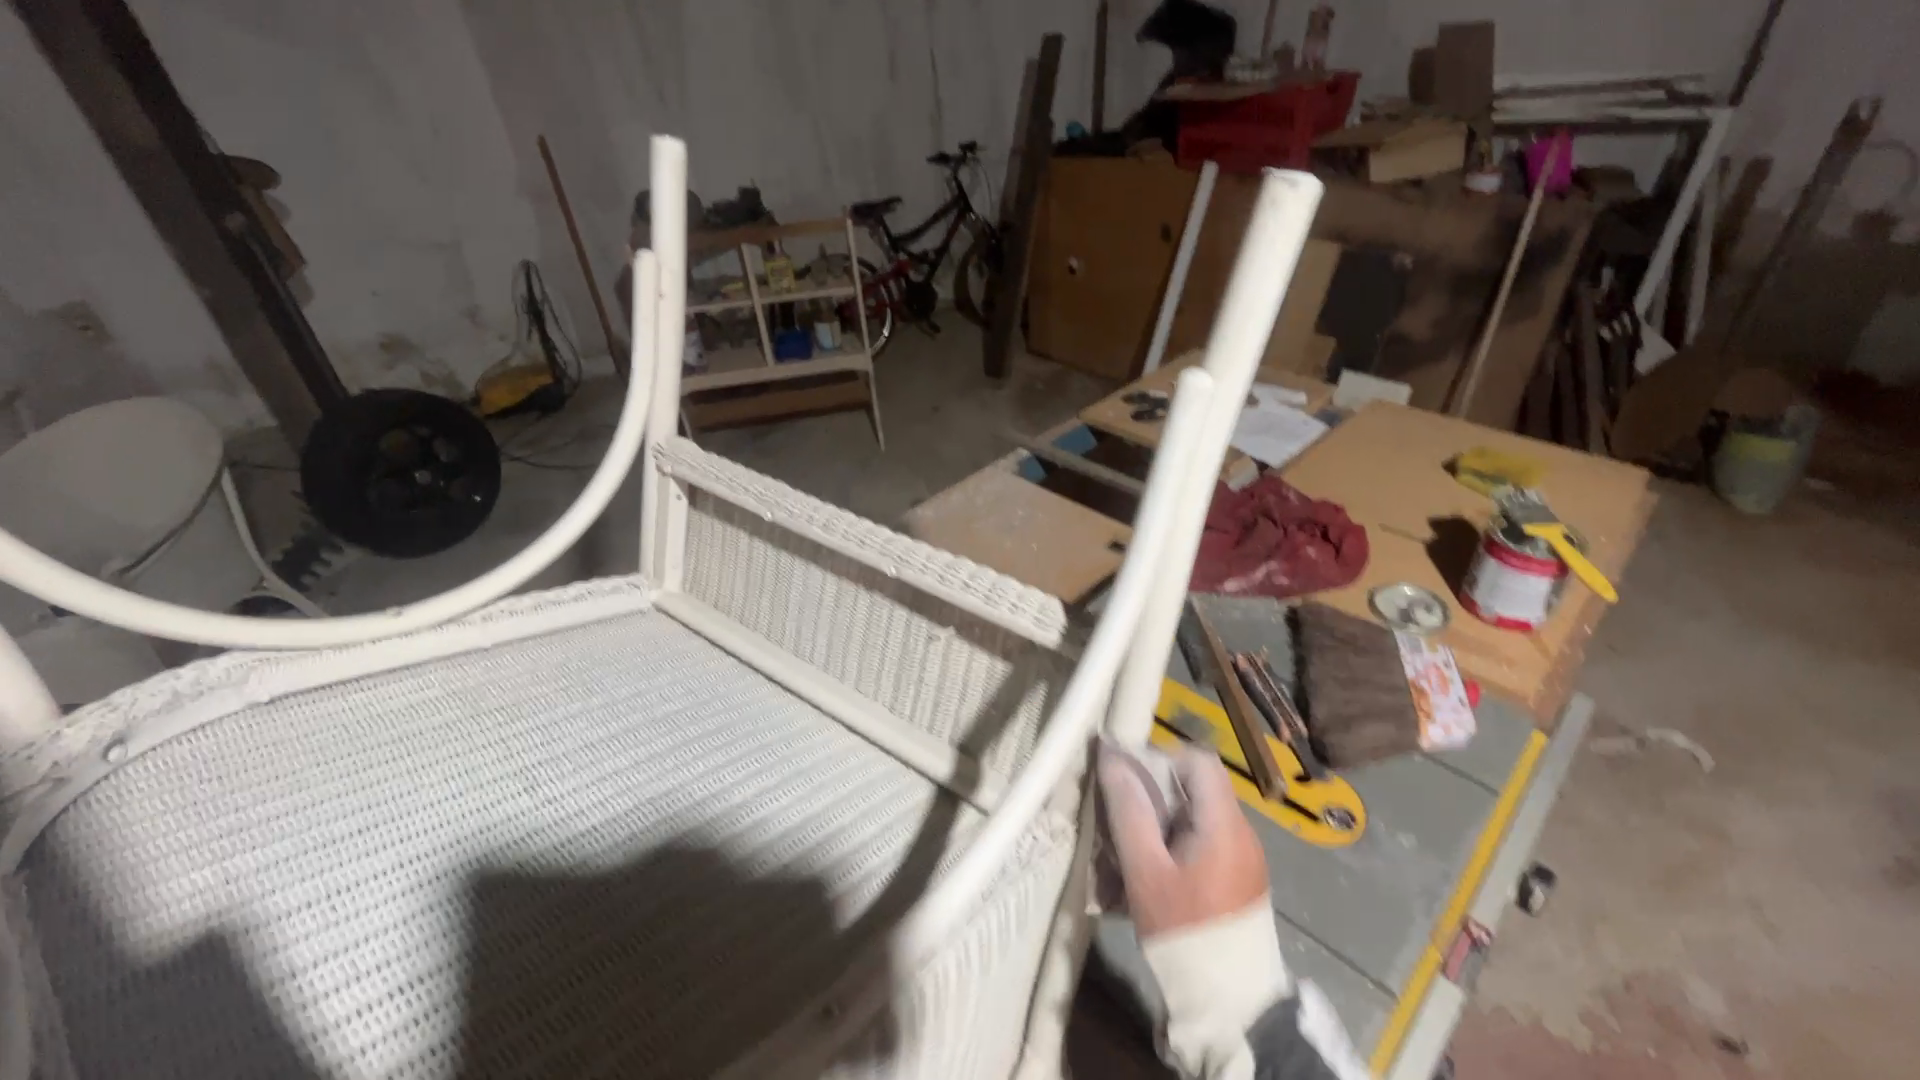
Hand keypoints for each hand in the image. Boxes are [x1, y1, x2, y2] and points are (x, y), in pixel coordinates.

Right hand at [1096, 744, 1269, 938]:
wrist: (1229, 1000)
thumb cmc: (1183, 929)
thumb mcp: (1145, 870)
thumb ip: (1129, 811)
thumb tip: (1112, 757)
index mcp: (1225, 823)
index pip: (1198, 760)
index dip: (1162, 761)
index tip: (1131, 787)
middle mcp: (1243, 832)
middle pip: (1196, 790)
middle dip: (1155, 800)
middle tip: (1122, 828)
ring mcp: (1246, 857)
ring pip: (1198, 820)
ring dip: (1162, 828)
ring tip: (1132, 861)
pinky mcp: (1243, 880)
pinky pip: (1207, 846)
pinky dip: (1177, 850)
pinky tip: (1155, 882)